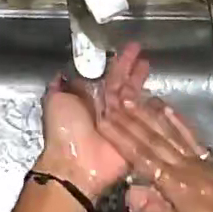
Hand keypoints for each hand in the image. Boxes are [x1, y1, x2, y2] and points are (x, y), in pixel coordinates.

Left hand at [35, 42, 150, 195]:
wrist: (76, 163)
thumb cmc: (64, 129)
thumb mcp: (55, 100)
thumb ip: (60, 85)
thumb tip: (62, 72)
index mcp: (86, 97)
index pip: (102, 75)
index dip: (110, 62)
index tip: (117, 49)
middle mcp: (103, 106)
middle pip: (119, 81)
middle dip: (128, 65)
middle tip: (138, 48)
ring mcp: (120, 120)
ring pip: (132, 94)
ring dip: (138, 78)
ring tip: (147, 62)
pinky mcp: (134, 134)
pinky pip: (143, 117)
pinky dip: (150, 104)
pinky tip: (157, 90)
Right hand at [98, 99, 212, 211]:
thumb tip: (131, 192)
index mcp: (180, 188)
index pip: (143, 158)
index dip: (121, 139)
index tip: (103, 122)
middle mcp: (189, 170)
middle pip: (153, 141)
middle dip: (129, 121)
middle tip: (110, 102)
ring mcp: (202, 165)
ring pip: (170, 135)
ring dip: (148, 116)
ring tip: (132, 99)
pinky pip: (191, 139)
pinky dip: (178, 122)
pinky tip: (167, 111)